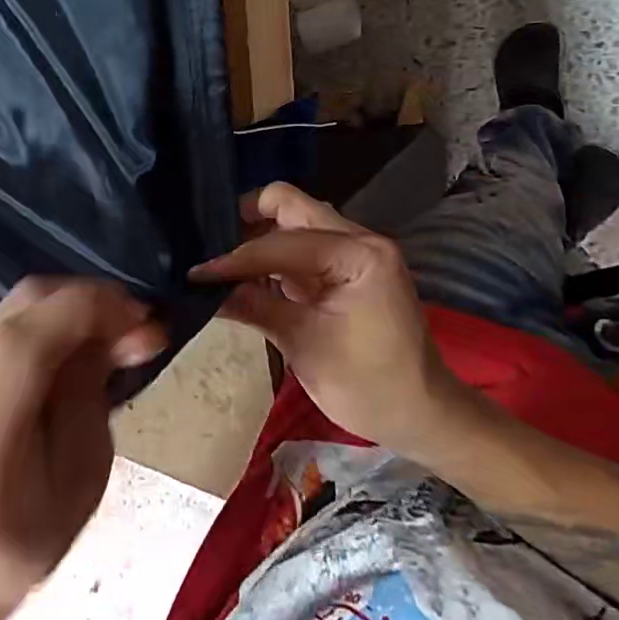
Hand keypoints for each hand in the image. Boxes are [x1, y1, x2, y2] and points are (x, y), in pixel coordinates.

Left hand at [0, 276, 166, 619]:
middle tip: (135, 323)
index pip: (21, 347)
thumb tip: (125, 327)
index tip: (141, 315)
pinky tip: (57, 351)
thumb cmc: (22, 542)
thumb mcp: (80, 485)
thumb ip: (91, 400)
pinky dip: (35, 324)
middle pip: (16, 313)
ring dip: (63, 313)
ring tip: (101, 340)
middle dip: (86, 302)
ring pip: (7, 311)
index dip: (86, 311)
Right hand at [190, 182, 471, 453]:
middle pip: (288, 205)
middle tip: (207, 246)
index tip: (196, 274)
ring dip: (255, 236)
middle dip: (243, 220)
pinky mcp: (344, 267)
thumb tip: (203, 290)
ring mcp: (353, 249)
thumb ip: (255, 307)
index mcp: (359, 254)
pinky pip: (299, 245)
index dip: (235, 259)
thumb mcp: (305, 346)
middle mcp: (358, 238)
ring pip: (292, 220)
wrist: (421, 414)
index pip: (281, 243)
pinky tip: (243, 275)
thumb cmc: (369, 385)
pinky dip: (270, 254)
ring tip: (219, 261)